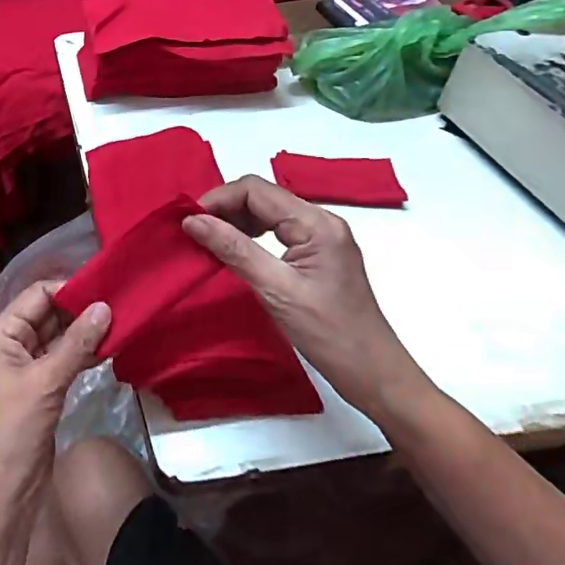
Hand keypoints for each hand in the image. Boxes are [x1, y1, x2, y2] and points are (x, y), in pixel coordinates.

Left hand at [0, 282, 111, 494]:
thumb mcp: (45, 384)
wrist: (0, 500)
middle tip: (122, 302)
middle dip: (83, 308)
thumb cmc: (12, 434)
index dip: (70, 289)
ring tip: (123, 320)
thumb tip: (105, 305)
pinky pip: (67, 358)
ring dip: (88, 330)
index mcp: (1, 333)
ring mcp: (29, 367)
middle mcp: (13, 344)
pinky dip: (86, 352)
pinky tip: (112, 346)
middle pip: (51, 312)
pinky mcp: (44, 388)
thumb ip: (76, 343)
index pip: (39, 294)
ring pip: (61, 335)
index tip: (107, 287)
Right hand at [184, 177, 424, 410]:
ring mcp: (323, 236)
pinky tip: (237, 251)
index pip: (257, 190)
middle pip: (263, 196)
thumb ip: (234, 250)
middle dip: (226, 209)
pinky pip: (280, 230)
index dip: (219, 199)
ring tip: (210, 242)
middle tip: (195, 233)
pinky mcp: (320, 253)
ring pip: (270, 212)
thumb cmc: (330, 335)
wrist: (375, 374)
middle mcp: (322, 220)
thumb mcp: (277, 291)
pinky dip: (253, 235)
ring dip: (237, 221)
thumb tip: (193, 221)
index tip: (189, 221)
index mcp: (316, 222)